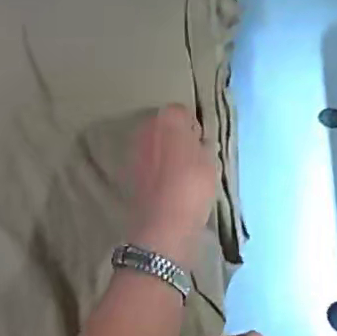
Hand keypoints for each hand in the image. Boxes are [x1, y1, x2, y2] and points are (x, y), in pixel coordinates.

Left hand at [129, 104, 218, 265]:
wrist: (162, 223)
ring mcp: (134, 146)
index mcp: (169, 118)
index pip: (183, 112)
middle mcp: (146, 126)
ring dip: (163, 151)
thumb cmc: (192, 187)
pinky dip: (153, 167)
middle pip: (164, 124)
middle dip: (175, 136)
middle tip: (191, 157)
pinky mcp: (126, 168)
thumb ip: (201, 143)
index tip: (201, 145)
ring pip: (153, 142)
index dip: (193, 128)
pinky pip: (145, 161)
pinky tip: (164, 185)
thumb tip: (195, 139)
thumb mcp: (210, 162)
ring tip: (177, 173)